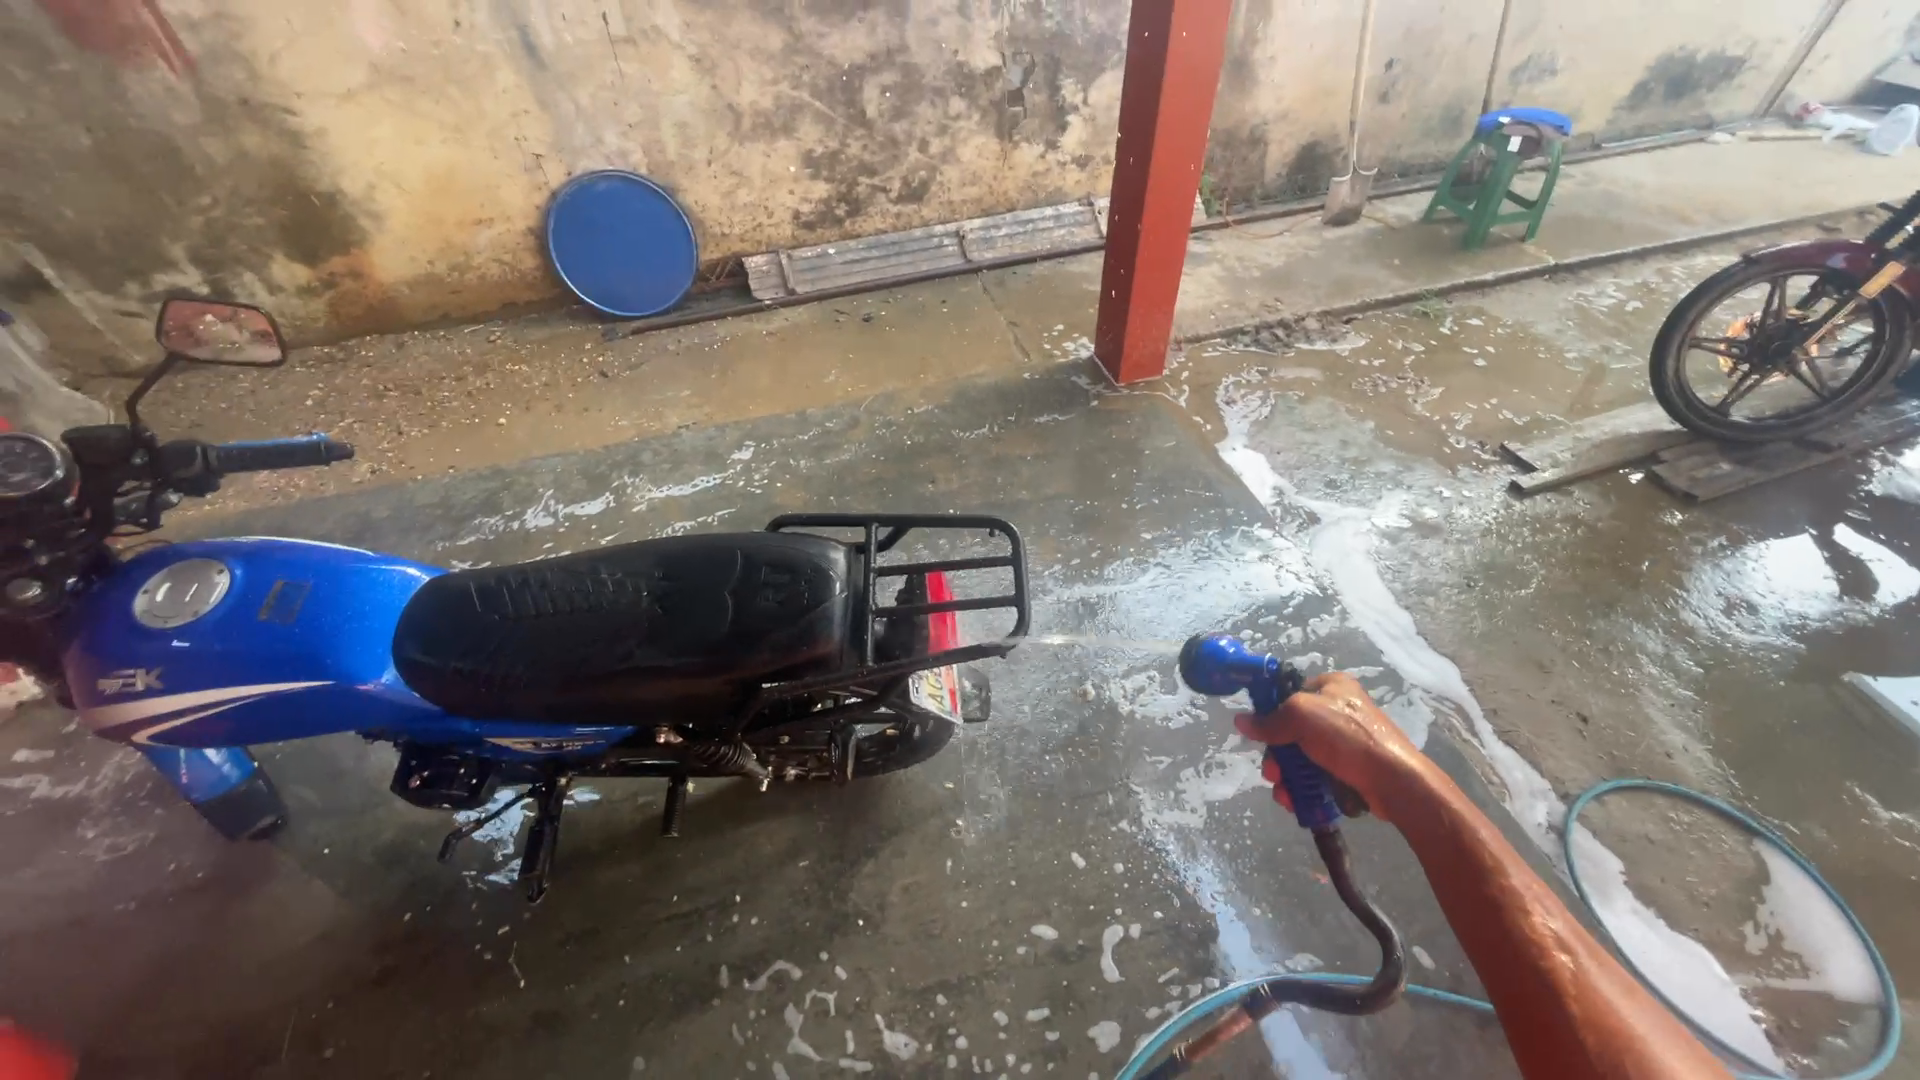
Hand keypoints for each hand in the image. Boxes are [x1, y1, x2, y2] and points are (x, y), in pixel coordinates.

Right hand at [1234, 672, 1435, 824]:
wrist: (1393, 780)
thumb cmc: (1346, 737)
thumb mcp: (1300, 716)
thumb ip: (1268, 720)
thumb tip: (1240, 721)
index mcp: (1331, 686)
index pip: (1289, 692)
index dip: (1270, 712)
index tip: (1259, 733)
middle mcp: (1338, 710)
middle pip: (1291, 729)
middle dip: (1276, 754)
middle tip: (1272, 771)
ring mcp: (1345, 742)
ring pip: (1300, 756)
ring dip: (1286, 775)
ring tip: (1283, 791)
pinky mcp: (1350, 769)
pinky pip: (1316, 775)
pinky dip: (1302, 787)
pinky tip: (1295, 800)